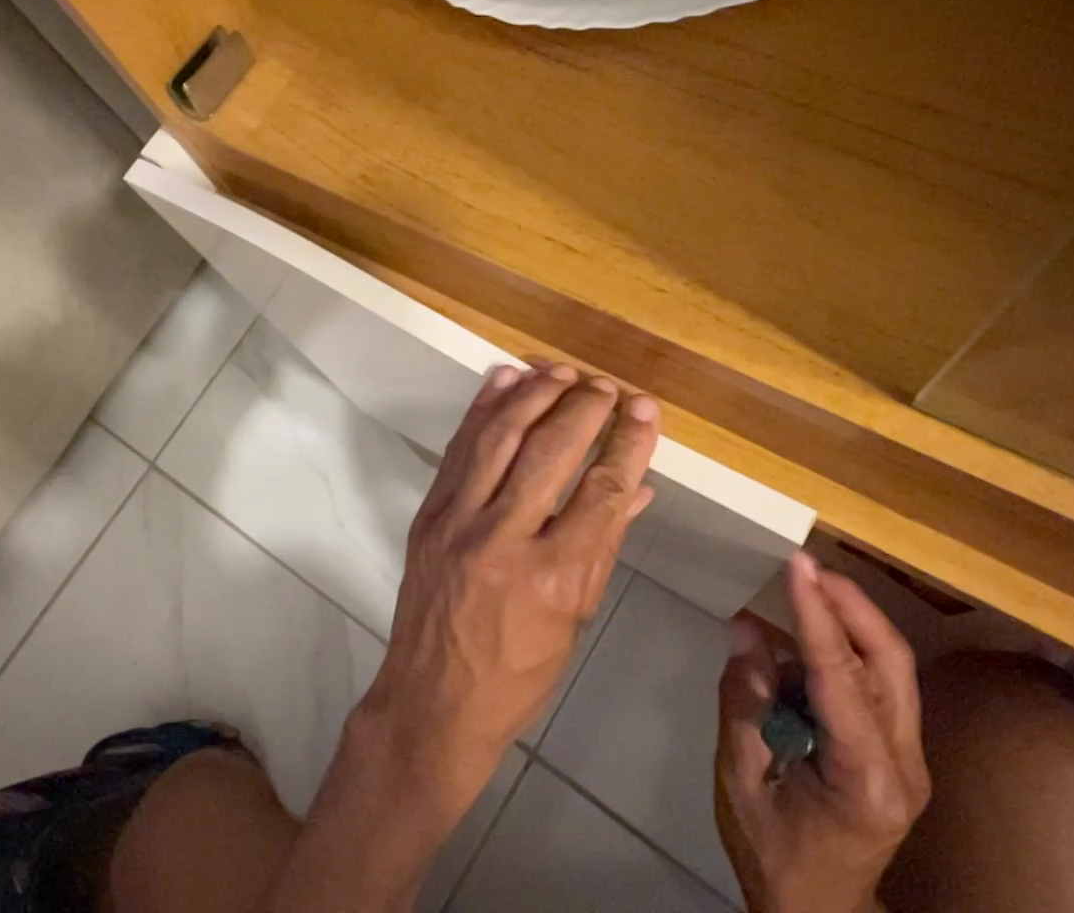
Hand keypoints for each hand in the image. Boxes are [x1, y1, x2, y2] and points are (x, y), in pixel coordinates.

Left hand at [356, 362, 659, 809]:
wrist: (433, 700)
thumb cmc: (518, 673)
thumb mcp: (575, 617)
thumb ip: (604, 545)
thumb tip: (639, 486)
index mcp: (553, 576)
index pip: (602, 489)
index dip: (629, 442)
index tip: (645, 409)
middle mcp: (503, 539)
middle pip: (551, 451)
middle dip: (584, 408)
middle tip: (607, 387)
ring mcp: (457, 522)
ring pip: (500, 438)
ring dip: (533, 395)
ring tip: (562, 372)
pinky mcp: (427, 515)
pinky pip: (459, 449)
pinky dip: (482, 409)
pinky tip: (505, 380)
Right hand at [714, 552, 929, 912]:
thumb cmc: (772, 854)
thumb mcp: (739, 781)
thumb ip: (743, 703)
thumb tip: (745, 630)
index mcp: (866, 780)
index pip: (842, 679)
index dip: (816, 617)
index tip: (796, 567)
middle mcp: (905, 764)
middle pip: (891, 662)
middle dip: (850, 605)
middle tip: (805, 566)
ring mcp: (911, 758)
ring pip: (892, 667)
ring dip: (850, 620)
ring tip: (804, 586)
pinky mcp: (900, 753)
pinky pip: (878, 684)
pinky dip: (843, 648)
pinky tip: (803, 634)